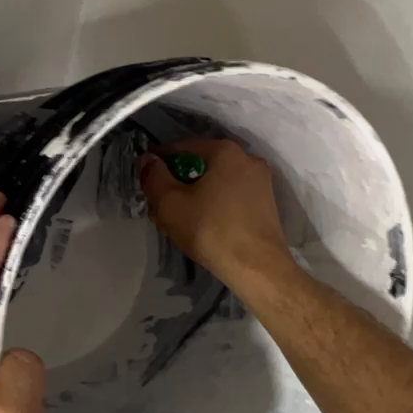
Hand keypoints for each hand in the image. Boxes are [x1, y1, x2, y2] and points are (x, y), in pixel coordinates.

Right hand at [138, 137, 293, 288]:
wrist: (257, 267)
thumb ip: (153, 176)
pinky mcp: (267, 203)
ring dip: (197, 191)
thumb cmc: (210, 230)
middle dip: (179, 177)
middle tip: (160, 198)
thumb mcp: (170, 203)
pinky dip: (215, 201)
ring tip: (180, 213)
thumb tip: (147, 159)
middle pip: (203, 162)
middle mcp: (248, 159)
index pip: (183, 145)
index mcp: (226, 151)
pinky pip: (232, 194)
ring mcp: (261, 182)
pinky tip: (204, 221)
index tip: (145, 174)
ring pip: (218, 180)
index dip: (160, 158)